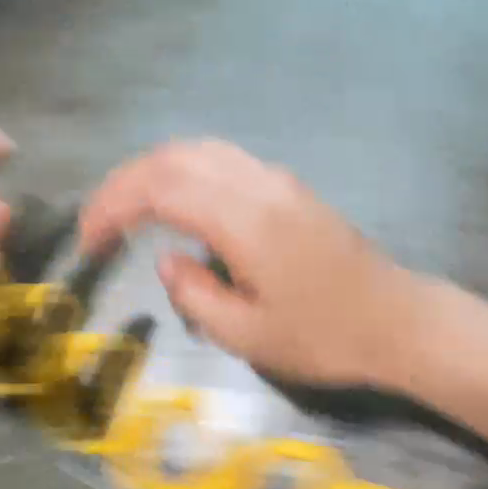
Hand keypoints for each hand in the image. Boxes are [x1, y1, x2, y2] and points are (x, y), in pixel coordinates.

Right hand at [79, 140, 426, 388]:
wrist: (398, 322)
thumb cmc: (325, 337)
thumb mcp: (248, 336)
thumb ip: (195, 295)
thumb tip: (166, 259)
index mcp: (245, 219)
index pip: (160, 187)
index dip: (113, 205)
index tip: (89, 241)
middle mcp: (260, 185)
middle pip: (177, 155)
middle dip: (127, 181)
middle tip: (100, 222)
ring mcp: (280, 181)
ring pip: (204, 150)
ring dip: (158, 171)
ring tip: (130, 211)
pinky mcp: (293, 190)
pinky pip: (228, 162)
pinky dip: (190, 172)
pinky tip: (181, 206)